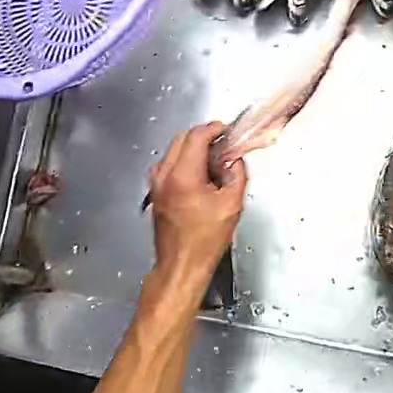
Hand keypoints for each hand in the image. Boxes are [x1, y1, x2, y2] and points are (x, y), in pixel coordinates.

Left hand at [146, 122, 245, 284]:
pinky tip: (199, 175)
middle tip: (223, 144)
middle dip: (203, 136)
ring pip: (173, 150)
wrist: (181, 264)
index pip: (196, 136)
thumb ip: (237, 173)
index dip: (214, 129)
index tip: (226, 130)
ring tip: (213, 161)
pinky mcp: (155, 192)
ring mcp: (156, 184)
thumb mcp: (232, 205)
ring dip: (192, 148)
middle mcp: (164, 176)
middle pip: (182, 138)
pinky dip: (183, 161)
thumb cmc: (204, 241)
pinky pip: (167, 165)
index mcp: (183, 176)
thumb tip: (235, 158)